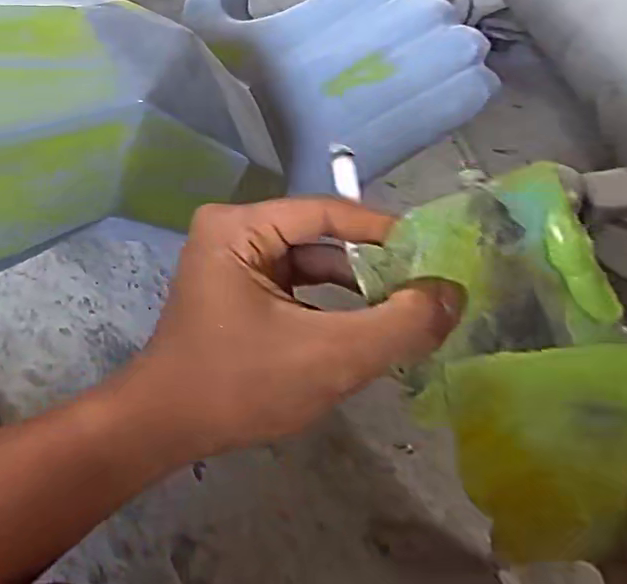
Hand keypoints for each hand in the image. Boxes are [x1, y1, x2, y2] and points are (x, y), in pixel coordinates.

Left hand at [112, 199, 461, 458]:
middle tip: (444, 294)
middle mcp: (228, 231)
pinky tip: (376, 329)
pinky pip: (296, 283)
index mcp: (235, 227)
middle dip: (377, 264)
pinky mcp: (237, 287)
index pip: (324, 212)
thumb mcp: (333, 353)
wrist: (174, 414)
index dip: (387, 232)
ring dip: (360, 288)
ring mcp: (230, 259)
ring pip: (310, 263)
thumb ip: (401, 321)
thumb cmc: (243, 378)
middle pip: (318, 236)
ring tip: (421, 316)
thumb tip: (452, 289)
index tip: (448, 258)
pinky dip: (335, 304)